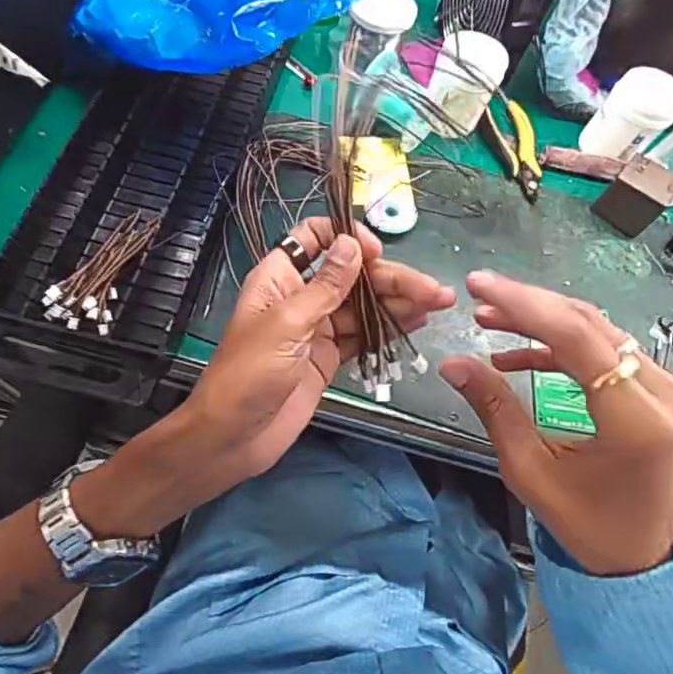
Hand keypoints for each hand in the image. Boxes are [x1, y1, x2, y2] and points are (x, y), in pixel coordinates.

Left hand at [185, 215, 454, 479]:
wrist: (234, 435)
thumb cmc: (248, 375)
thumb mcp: (285, 325)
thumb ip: (324, 287)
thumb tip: (352, 244)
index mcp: (279, 279)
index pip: (313, 238)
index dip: (345, 238)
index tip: (376, 252)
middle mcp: (299, 298)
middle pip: (350, 275)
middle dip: (391, 278)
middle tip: (434, 290)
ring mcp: (316, 329)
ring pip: (363, 305)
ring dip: (399, 302)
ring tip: (439, 302)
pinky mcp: (328, 357)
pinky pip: (363, 336)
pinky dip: (389, 329)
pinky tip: (417, 321)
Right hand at [438, 271, 672, 574]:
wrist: (636, 555)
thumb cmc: (583, 521)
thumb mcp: (528, 468)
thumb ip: (494, 407)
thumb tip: (453, 362)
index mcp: (636, 420)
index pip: (577, 339)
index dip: (524, 306)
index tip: (478, 286)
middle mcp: (663, 394)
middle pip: (590, 326)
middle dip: (528, 305)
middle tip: (478, 294)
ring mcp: (667, 391)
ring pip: (598, 332)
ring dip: (541, 320)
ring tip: (489, 317)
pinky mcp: (657, 393)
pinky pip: (604, 353)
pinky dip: (559, 346)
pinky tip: (516, 353)